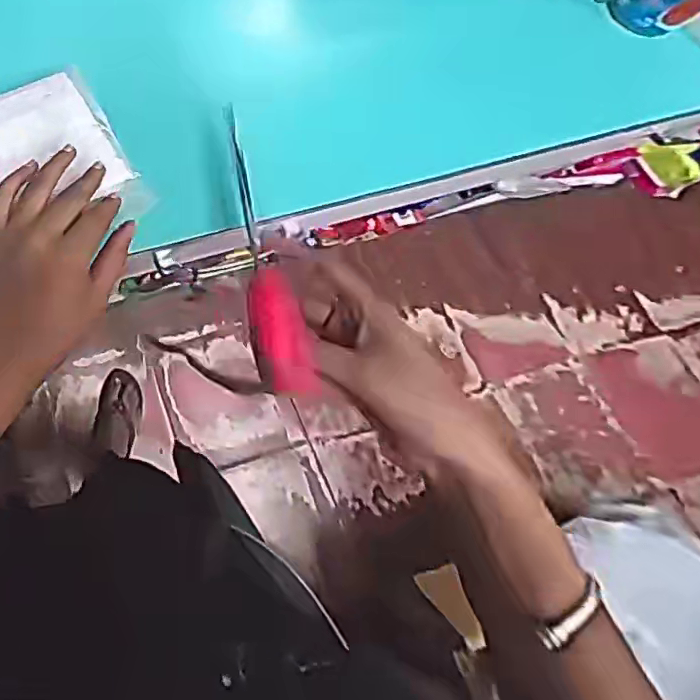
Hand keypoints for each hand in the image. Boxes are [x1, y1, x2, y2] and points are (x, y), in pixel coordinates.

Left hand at [0, 147, 136, 382]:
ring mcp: (12, 233)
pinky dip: (14, 179)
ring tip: (68, 152)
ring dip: (53, 168)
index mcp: (70, 255)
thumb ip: (113, 260)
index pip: (95, 217)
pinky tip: (28, 169)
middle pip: (68, 199)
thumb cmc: (54, 333)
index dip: (108, 205)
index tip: (116, 198)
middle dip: (87, 181)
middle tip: (98, 168)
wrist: (2, 349)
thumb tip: (129, 226)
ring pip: (35, 189)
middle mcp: (41, 236)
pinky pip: (1, 198)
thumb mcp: (95, 302)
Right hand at [274, 245, 518, 483]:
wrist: (451, 449)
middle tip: (248, 314)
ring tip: (255, 344)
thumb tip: (272, 342)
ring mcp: (354, 355)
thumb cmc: (415, 397)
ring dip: (286, 341)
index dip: (300, 258)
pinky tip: (275, 371)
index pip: (330, 273)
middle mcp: (357, 327)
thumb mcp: (362, 372)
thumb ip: (314, 355)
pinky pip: (315, 365)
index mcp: (368, 312)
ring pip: (310, 338)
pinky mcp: (350, 381)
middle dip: (282, 309)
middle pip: (312, 308)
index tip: (268, 250)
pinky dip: (297, 366)